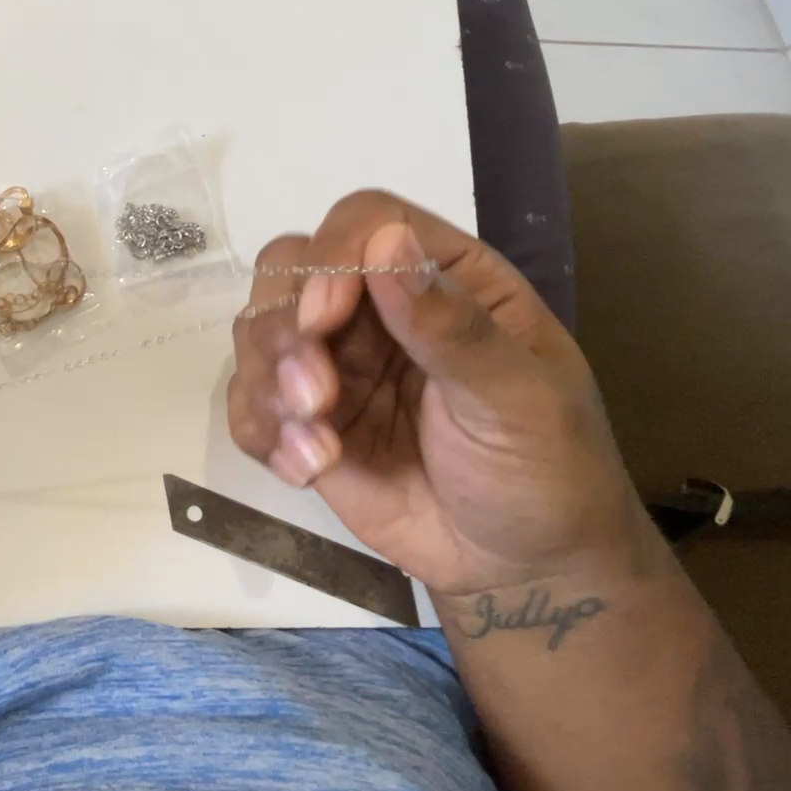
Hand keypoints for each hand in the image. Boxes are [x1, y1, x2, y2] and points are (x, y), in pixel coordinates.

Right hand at [228, 190, 651, 596]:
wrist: (515, 567)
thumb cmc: (545, 472)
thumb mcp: (520, 399)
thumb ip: (453, 326)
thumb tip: (390, 242)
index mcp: (440, 280)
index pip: (364, 223)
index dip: (331, 257)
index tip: (323, 319)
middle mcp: (372, 310)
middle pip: (286, 269)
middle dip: (283, 331)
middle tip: (312, 395)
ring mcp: (330, 363)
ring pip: (254, 333)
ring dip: (269, 389)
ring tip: (319, 450)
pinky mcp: (298, 418)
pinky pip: (245, 403)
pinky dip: (261, 433)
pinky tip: (307, 469)